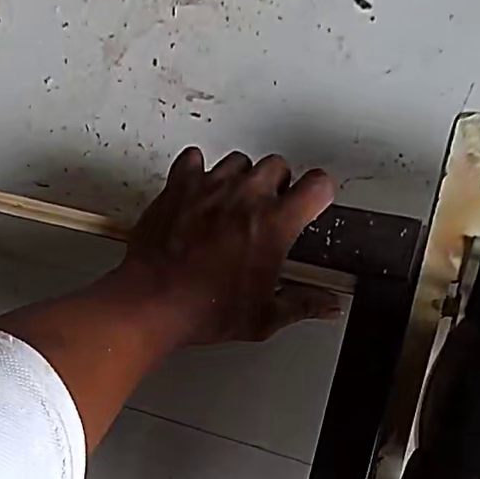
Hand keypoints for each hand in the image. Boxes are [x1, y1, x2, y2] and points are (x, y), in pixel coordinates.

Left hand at [109, 147, 340, 345]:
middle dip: (277, 187)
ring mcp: (210, 187)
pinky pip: (193, 161)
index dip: (317, 195)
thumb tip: (326, 305)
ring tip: (230, 208)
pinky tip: (197, 194)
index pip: (318, 185)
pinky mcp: (178, 187)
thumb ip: (301, 305)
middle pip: (277, 166)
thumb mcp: (262, 318)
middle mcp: (245, 196)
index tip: (310, 205)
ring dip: (240, 179)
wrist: (153, 304)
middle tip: (265, 215)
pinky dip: (197, 173)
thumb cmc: (203, 310)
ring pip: (238, 162)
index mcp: (274, 224)